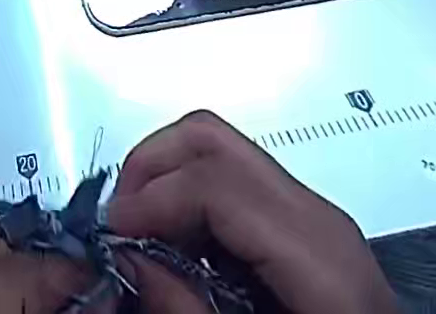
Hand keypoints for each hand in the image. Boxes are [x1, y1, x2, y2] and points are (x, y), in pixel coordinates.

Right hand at [107, 111, 397, 313]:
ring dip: (165, 172)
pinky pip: (228, 173)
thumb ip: (189, 311)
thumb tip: (130, 256)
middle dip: (151, 163)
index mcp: (322, 259)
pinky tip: (176, 233)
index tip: (113, 229)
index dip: (152, 197)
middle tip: (120, 214)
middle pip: (212, 138)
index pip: (216, 183)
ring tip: (141, 223)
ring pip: (215, 144)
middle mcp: (319, 217)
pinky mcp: (300, 219)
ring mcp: (312, 211)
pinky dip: (188, 187)